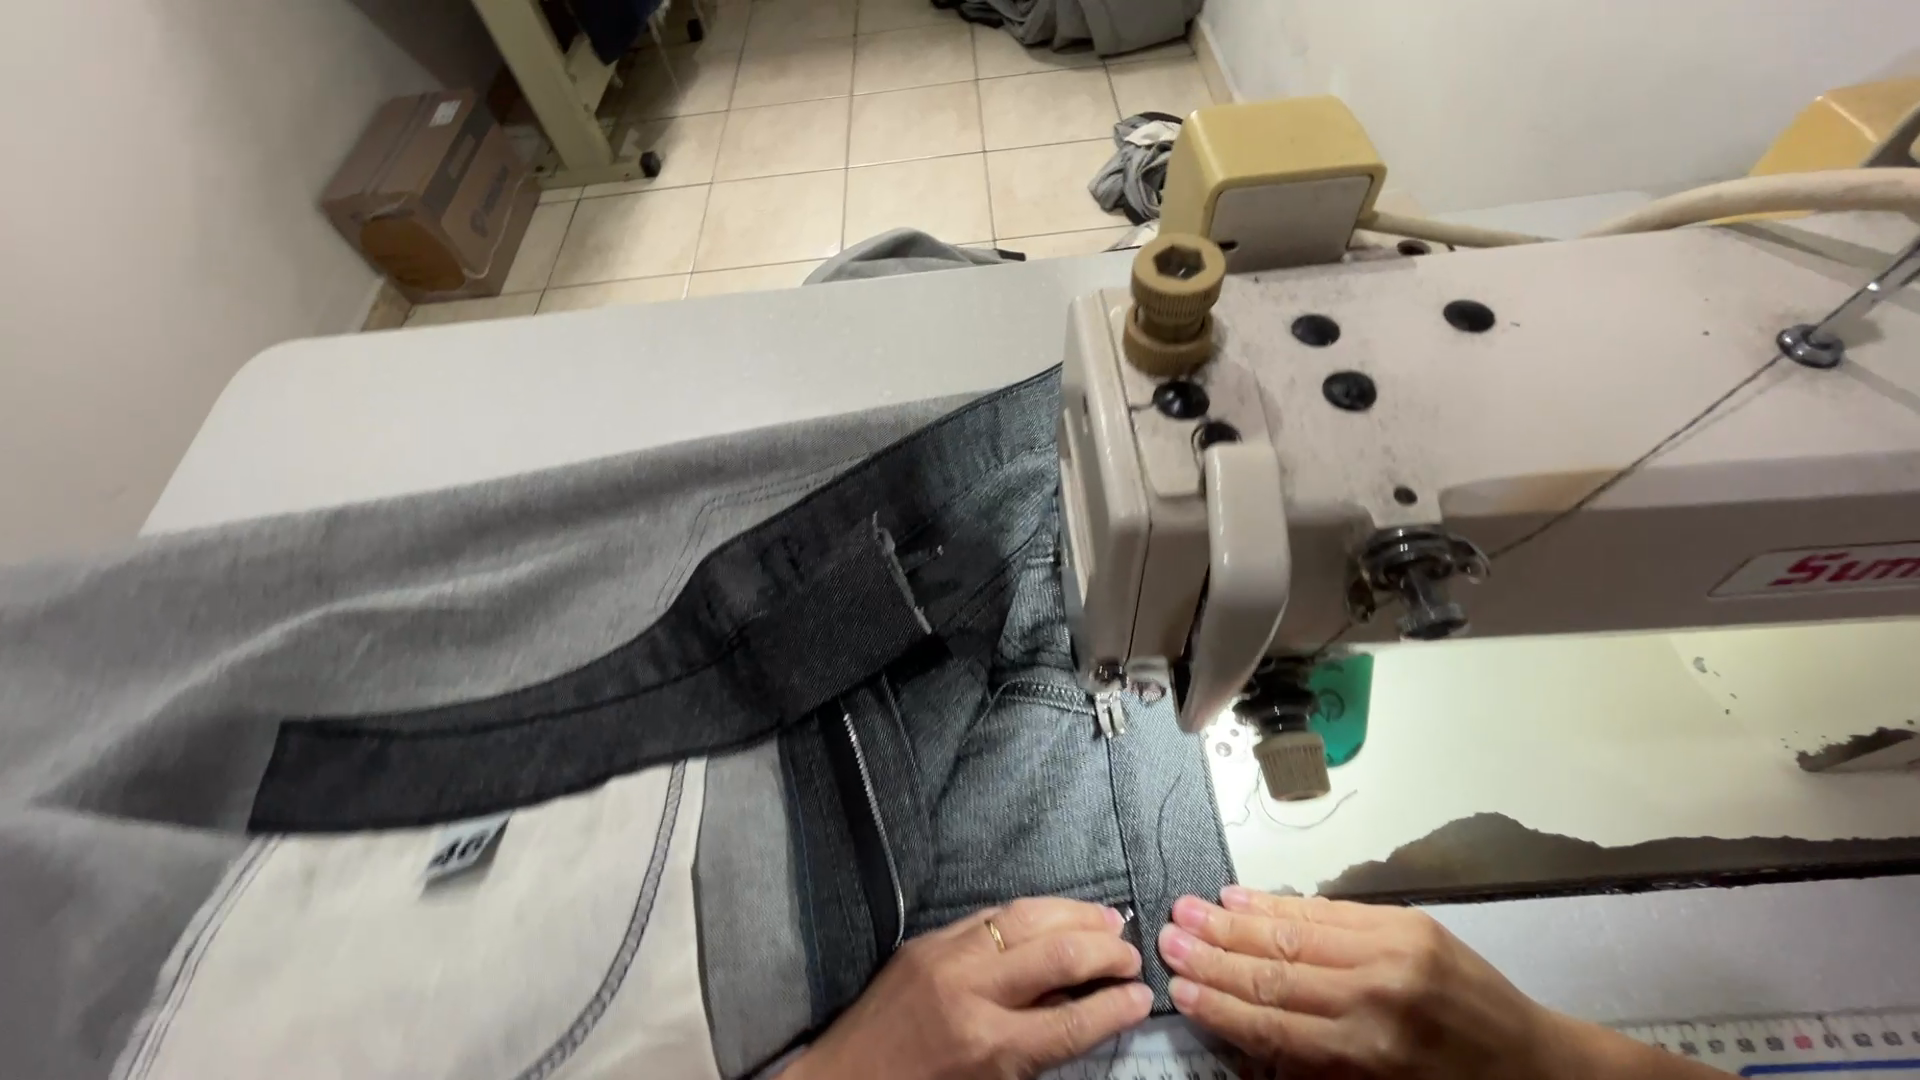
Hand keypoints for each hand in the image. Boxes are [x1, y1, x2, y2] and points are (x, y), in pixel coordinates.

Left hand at [788, 897, 1153, 1079]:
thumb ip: (1035, 1047)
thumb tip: (1079, 1001)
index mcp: (988, 1048)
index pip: (1070, 1021)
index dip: (1114, 1007)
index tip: (1143, 995)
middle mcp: (971, 992)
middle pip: (1056, 956)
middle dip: (1103, 951)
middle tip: (1132, 953)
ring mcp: (945, 956)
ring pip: (1024, 917)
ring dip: (1072, 915)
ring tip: (1107, 919)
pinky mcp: (926, 938)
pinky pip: (988, 914)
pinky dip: (1029, 912)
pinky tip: (1052, 912)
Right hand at [1157, 888, 1561, 1078]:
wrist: (1544, 1067)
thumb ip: (1315, 1067)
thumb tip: (1244, 1031)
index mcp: (1369, 1056)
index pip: (1272, 1025)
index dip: (1219, 1004)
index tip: (1178, 986)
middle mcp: (1374, 998)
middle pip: (1272, 971)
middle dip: (1213, 954)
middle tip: (1166, 935)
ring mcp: (1390, 951)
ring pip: (1290, 932)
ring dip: (1232, 921)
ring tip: (1189, 908)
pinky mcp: (1403, 922)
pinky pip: (1325, 909)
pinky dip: (1276, 902)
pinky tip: (1240, 895)